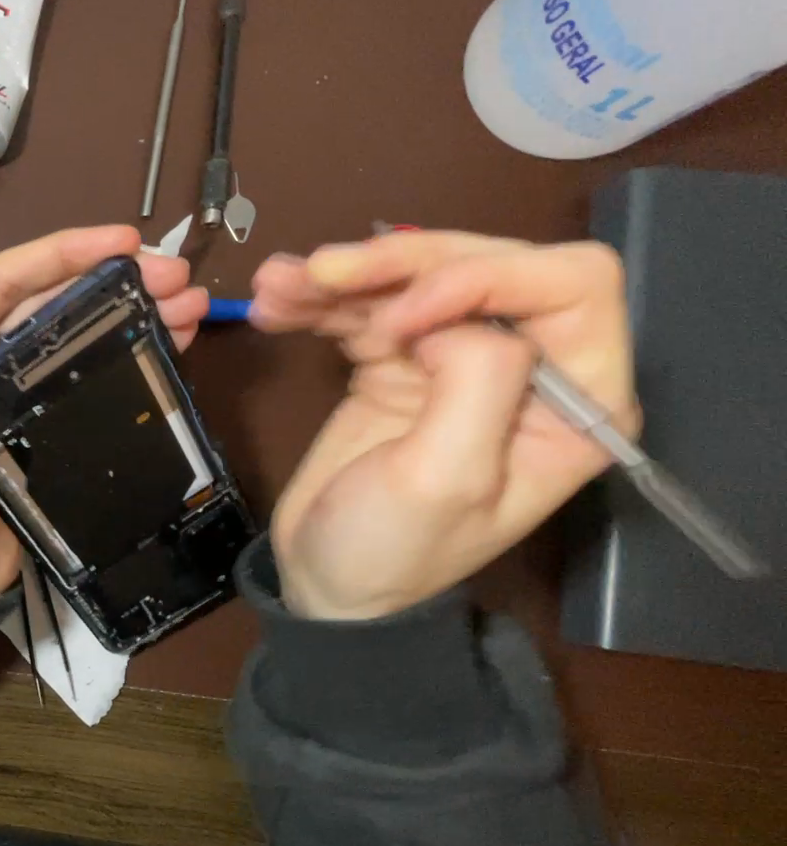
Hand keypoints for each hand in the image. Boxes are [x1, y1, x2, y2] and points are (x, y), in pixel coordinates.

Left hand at [0, 226, 210, 594]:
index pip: (4, 282)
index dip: (61, 252)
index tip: (123, 240)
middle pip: (54, 302)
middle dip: (114, 278)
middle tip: (178, 273)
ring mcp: (21, 397)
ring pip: (82, 334)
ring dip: (134, 310)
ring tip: (190, 303)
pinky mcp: (51, 429)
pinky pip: (94, 376)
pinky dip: (132, 353)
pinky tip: (171, 343)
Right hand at [251, 231, 637, 620]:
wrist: (325, 583)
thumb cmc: (393, 548)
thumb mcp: (443, 479)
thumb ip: (475, 385)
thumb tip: (445, 318)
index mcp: (576, 398)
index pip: (567, 285)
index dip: (481, 280)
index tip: (395, 322)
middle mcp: (526, 366)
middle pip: (480, 266)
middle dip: (397, 262)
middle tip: (317, 271)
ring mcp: (452, 362)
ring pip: (410, 281)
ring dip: (339, 276)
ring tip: (274, 284)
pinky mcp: (392, 365)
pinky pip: (361, 311)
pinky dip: (315, 300)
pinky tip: (271, 302)